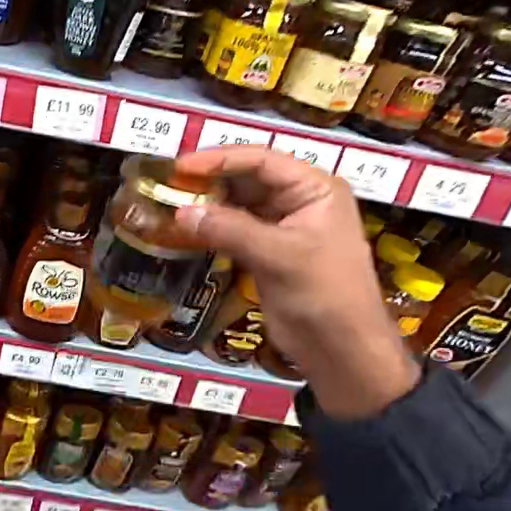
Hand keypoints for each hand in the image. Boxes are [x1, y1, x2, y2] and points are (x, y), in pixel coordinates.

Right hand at [174, 146, 417, 419]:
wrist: (342, 351)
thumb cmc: (324, 295)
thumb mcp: (279, 256)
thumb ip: (230, 229)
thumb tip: (180, 212)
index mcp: (314, 189)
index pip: (261, 160)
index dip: (219, 158)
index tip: (181, 166)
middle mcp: (299, 200)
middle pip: (247, 177)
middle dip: (210, 179)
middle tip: (169, 182)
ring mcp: (282, 226)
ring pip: (238, 202)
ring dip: (208, 203)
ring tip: (170, 201)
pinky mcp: (267, 251)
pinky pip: (234, 228)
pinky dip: (212, 226)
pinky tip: (186, 227)